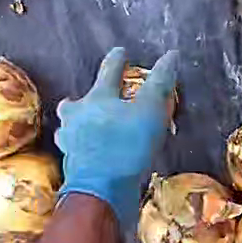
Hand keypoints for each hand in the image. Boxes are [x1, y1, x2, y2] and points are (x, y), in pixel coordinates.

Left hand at [55, 47, 177, 227]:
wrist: (101, 190)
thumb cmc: (127, 145)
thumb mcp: (151, 110)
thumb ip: (160, 83)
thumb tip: (171, 55)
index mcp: (97, 98)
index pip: (108, 72)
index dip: (117, 60)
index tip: (121, 52)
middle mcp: (77, 116)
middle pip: (75, 102)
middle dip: (84, 99)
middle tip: (93, 99)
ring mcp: (70, 142)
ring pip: (71, 127)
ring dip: (79, 125)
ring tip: (90, 128)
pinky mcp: (71, 165)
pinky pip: (76, 150)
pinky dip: (83, 148)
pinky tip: (92, 153)